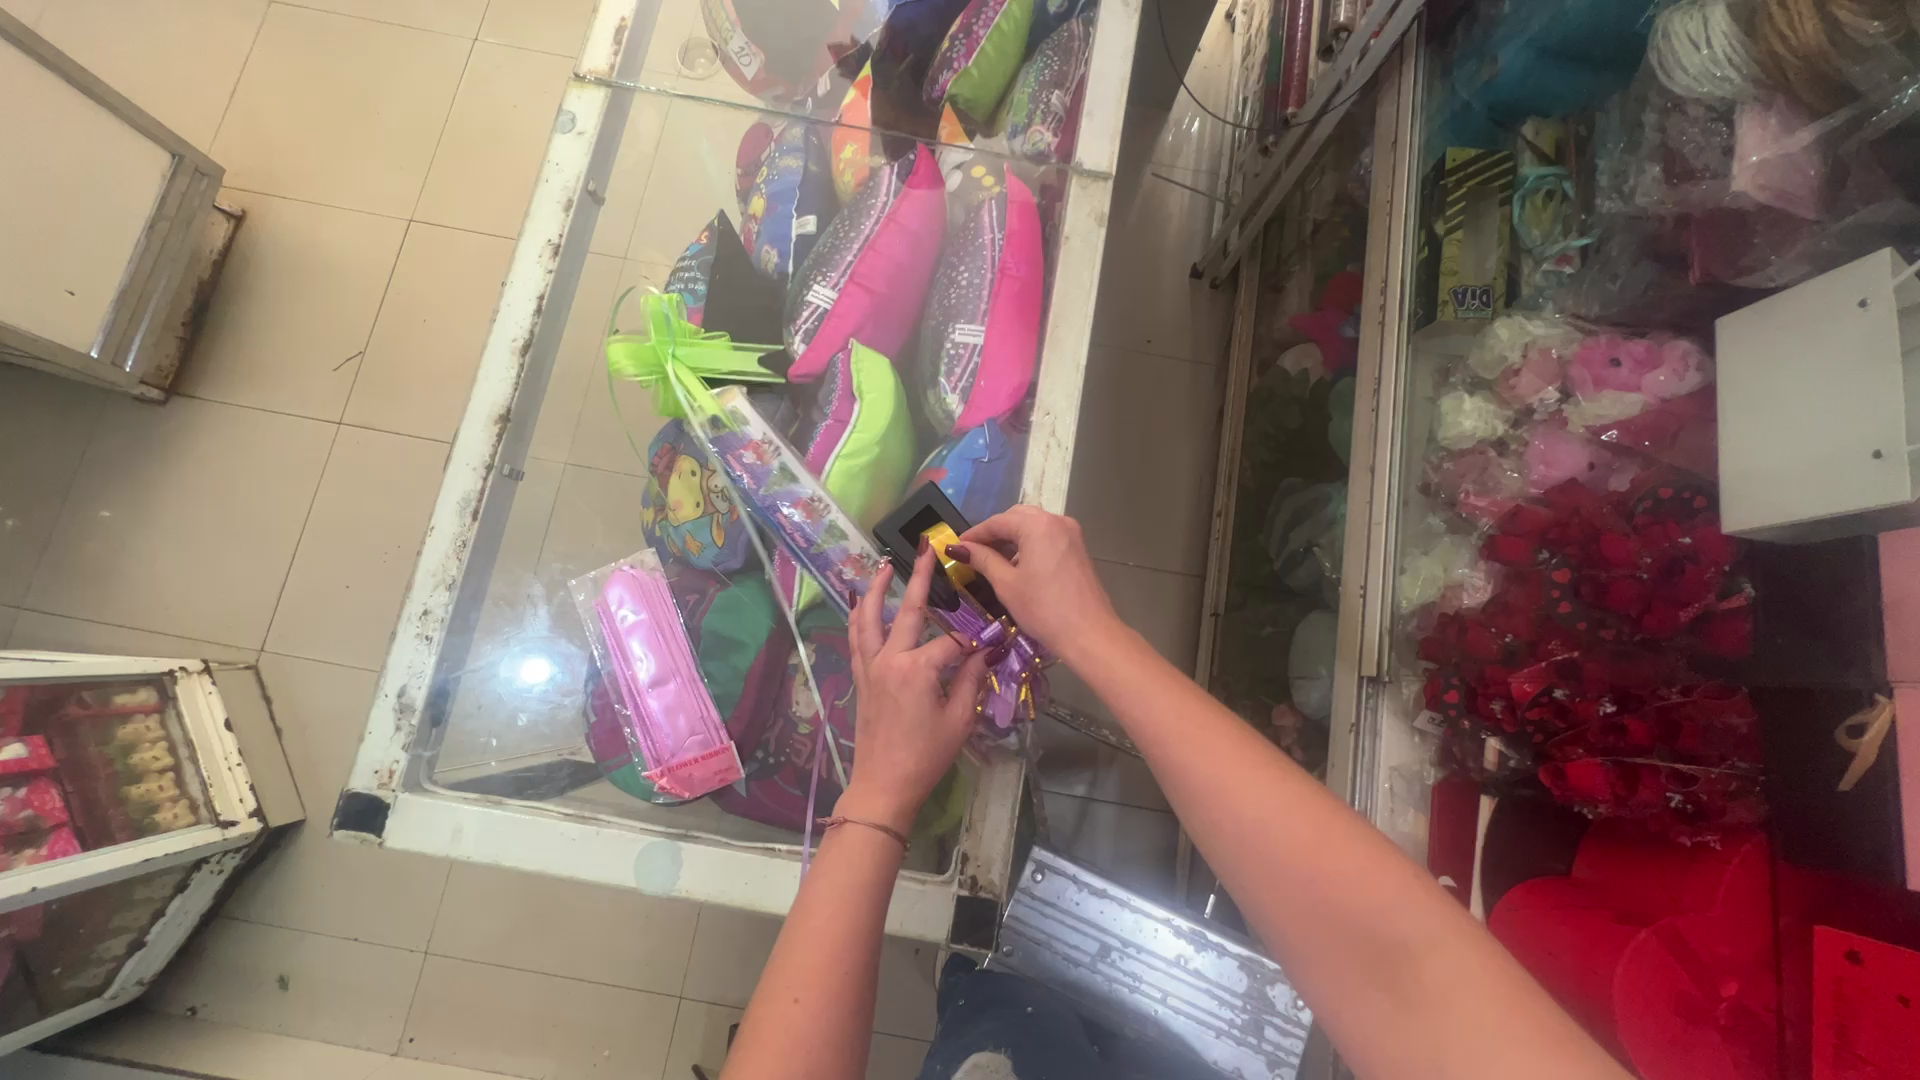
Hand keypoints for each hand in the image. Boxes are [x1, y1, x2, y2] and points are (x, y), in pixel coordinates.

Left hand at [841, 545, 990, 832]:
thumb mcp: (959, 720)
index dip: (974, 643)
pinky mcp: (861, 676)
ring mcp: (871, 666)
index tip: (990, 644)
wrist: (884, 784)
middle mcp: (890, 659)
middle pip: (908, 611)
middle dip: (920, 578)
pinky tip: (860, 603)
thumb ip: (972, 679)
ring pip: (869, 617)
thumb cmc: (926, 756)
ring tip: (884, 565)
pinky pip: (856, 637)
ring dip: (876, 588)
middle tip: (926, 548)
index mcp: (918, 669)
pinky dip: (858, 616)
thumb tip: (987, 649)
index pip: (952, 642)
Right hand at [949, 506, 1121, 668]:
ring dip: (1012, 539)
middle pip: (1017, 517)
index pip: (999, 521)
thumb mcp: (1006, 584)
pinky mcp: (1078, 548)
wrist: (1089, 633)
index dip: (975, 533)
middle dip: (995, 533)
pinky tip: (1018, 565)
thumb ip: (983, 559)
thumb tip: (959, 548)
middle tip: (974, 552)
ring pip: (1034, 526)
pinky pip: (1047, 537)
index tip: (957, 546)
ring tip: (993, 561)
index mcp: (1038, 525)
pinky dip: (1030, 545)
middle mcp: (1057, 521)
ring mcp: (1072, 534)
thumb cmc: (1044, 609)